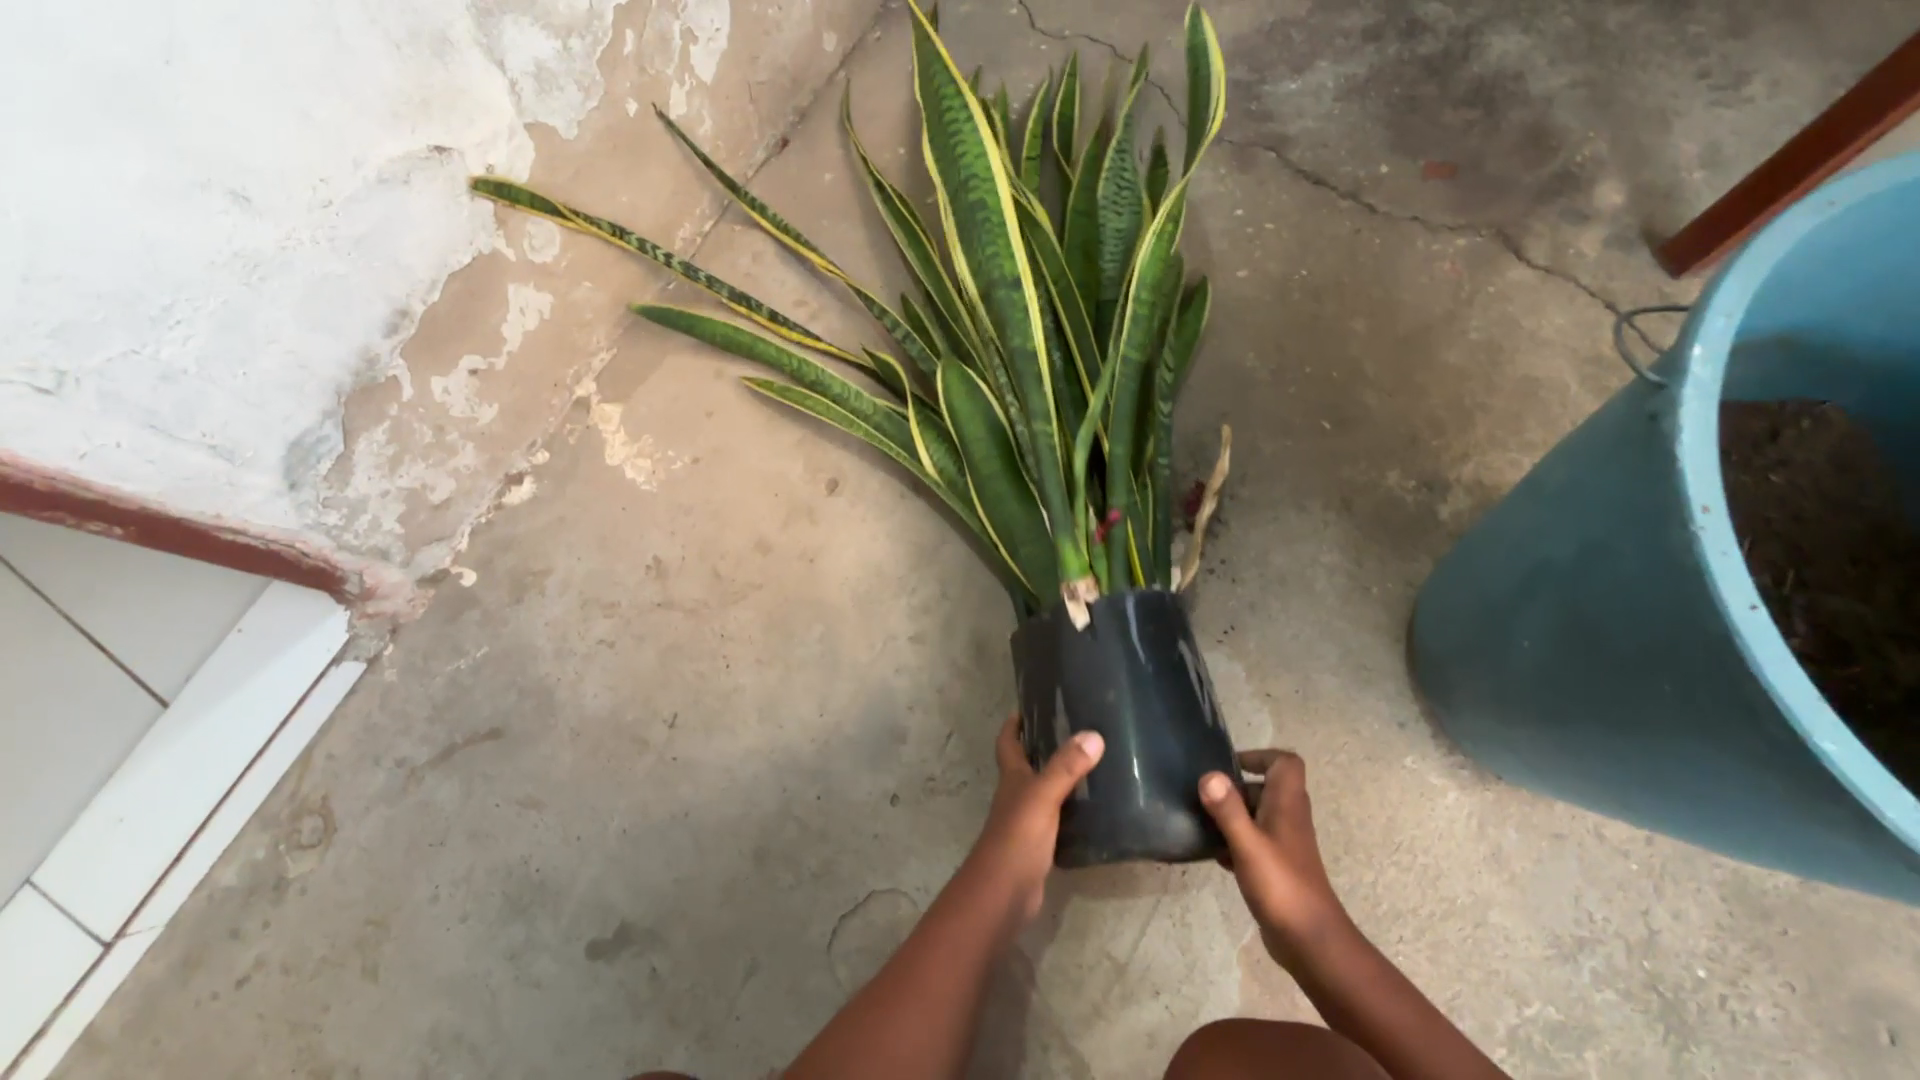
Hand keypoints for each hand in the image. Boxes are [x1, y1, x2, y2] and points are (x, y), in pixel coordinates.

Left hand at [963, 713, 1104, 922]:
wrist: (1005, 892)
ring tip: (1091, 765)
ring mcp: (1026, 822)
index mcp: (1012, 779)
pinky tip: (1091, 809)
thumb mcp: (1042, 796)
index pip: (1007, 744)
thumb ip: (1065, 767)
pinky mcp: (1039, 846)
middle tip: (1073, 731)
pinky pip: (1056, 819)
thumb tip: (1093, 734)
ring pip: (1042, 792)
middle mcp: (1016, 796)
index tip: (1027, 707)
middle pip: (1024, 766)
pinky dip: (1070, 810)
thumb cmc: (1018, 837)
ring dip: (1059, 778)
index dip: (1013, 725)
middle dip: (1041, 748)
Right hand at [1200, 750, 1351, 966]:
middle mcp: (1289, 819)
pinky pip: (1253, 841)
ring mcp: (1284, 845)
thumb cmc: (1282, 887)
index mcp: (1288, 806)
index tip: (1228, 764)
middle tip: (1203, 794)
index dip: (1260, 756)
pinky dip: (1234, 841)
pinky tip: (1212, 853)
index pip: (1285, 763)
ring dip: (1232, 815)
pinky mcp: (1276, 867)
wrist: (1310, 941)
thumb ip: (1228, 810)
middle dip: (1235, 788)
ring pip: (1257, 816)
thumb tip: (1209, 775)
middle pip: (1266, 788)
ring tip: (1200, 821)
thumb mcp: (1248, 845)